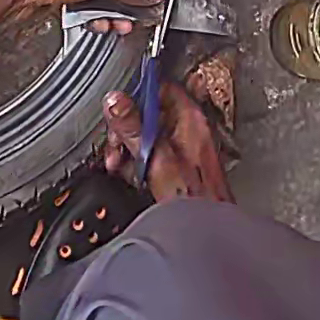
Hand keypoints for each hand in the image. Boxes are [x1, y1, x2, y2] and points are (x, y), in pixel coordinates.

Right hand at [101, 84, 232, 202]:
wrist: (205, 231)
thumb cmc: (191, 197)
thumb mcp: (154, 157)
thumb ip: (133, 127)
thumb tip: (114, 100)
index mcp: (190, 120)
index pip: (162, 88)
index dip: (138, 96)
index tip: (119, 109)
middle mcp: (190, 129)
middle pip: (151, 112)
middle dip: (127, 127)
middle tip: (115, 144)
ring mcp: (185, 147)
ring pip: (149, 133)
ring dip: (128, 146)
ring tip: (118, 162)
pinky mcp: (179, 165)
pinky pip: (153, 151)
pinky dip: (138, 159)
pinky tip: (130, 173)